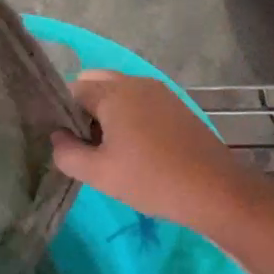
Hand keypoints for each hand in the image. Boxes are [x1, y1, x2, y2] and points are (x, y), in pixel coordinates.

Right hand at [50, 71, 258, 227]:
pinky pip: (141, 102)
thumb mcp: (98, 173)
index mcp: (114, 93)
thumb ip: (66, 153)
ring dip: (107, 113)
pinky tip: (136, 148)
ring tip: (110, 149)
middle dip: (84, 108)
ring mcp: (160, 93)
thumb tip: (58, 137)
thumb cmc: (150, 179)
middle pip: (96, 84)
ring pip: (119, 92)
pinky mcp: (176, 107)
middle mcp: (136, 83)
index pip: (73, 90)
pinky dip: (130, 116)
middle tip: (86, 144)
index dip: (64, 115)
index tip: (67, 143)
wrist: (214, 191)